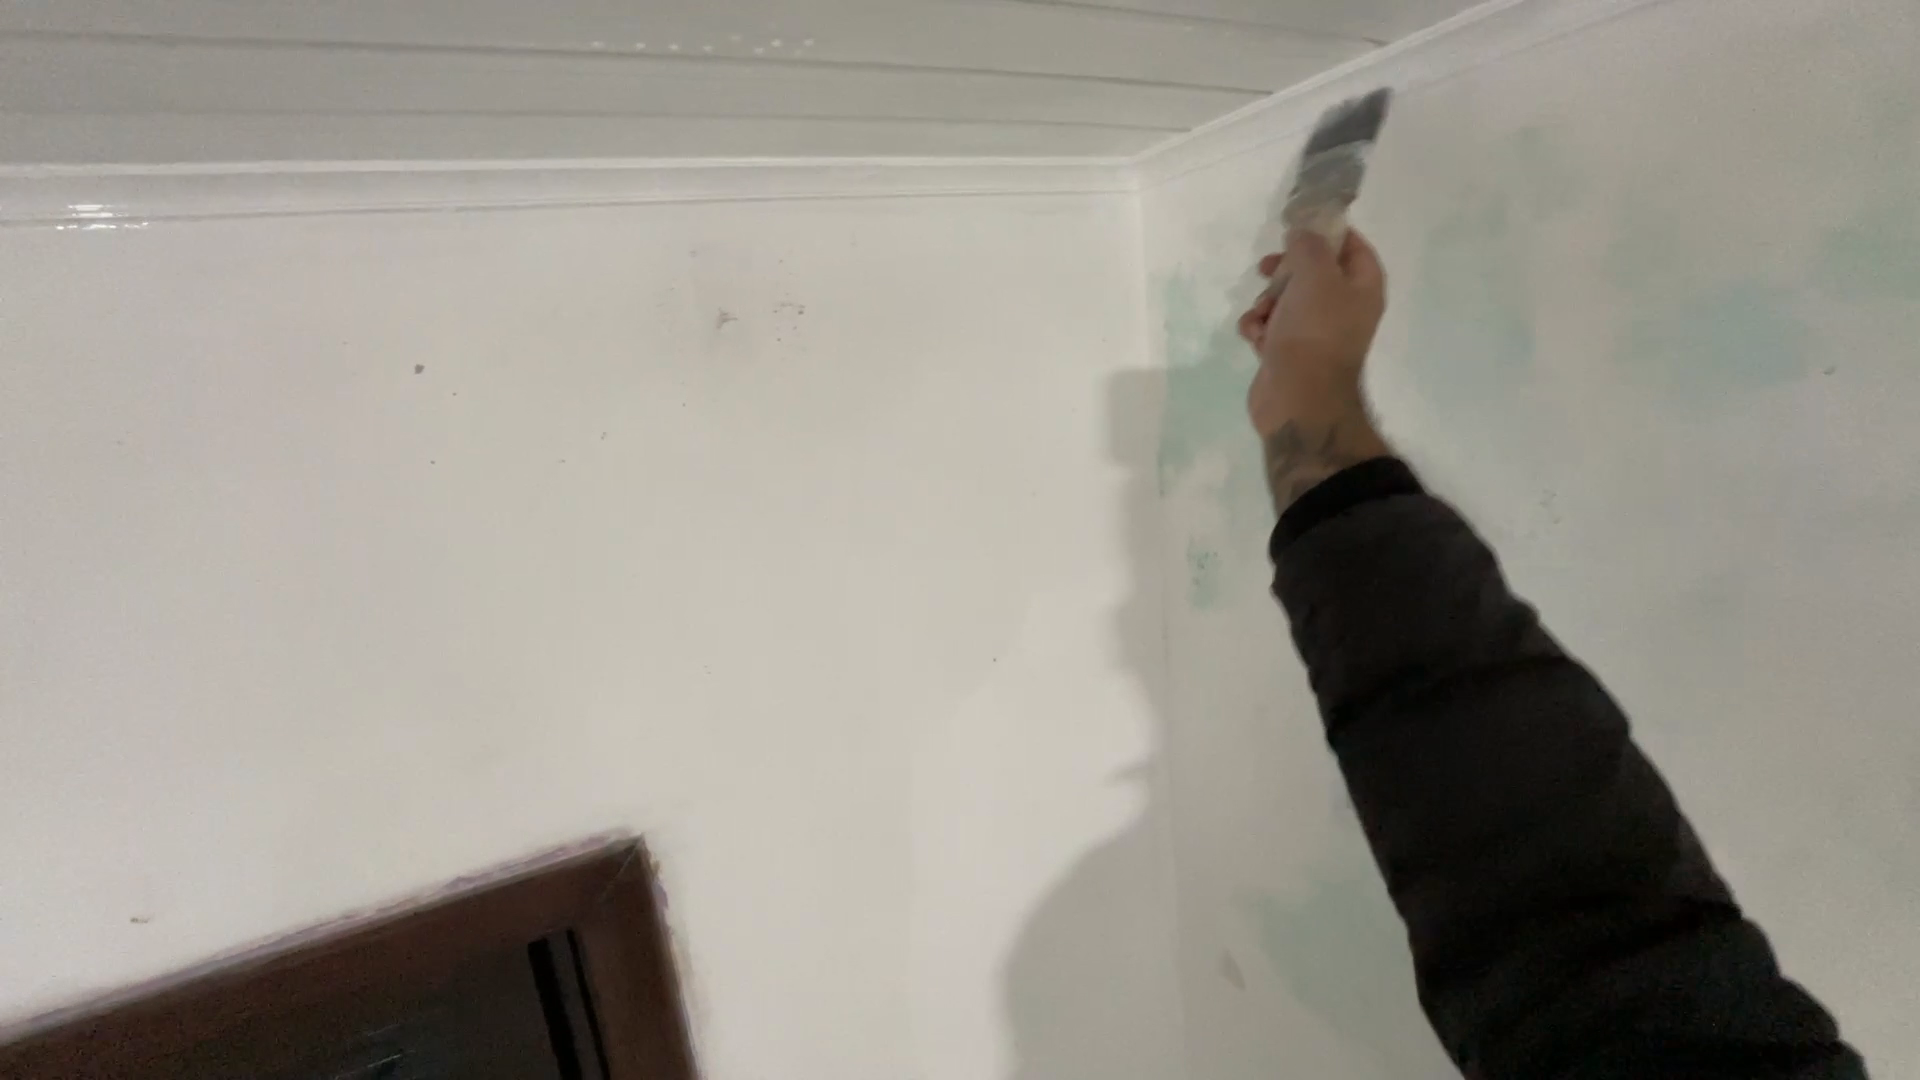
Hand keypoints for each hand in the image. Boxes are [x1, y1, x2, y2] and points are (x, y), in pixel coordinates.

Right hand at [1238, 228, 1392, 511]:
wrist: (1298, 397)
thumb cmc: (1314, 332)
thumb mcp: (1315, 275)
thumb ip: (1307, 246)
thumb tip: (1300, 234)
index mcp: (1362, 287)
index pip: (1351, 245)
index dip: (1325, 233)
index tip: (1296, 229)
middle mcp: (1343, 308)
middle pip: (1313, 273)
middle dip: (1285, 271)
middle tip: (1266, 269)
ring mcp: (1314, 333)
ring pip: (1286, 301)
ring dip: (1266, 302)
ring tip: (1261, 314)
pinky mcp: (1288, 354)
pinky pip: (1270, 328)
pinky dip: (1258, 328)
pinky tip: (1253, 335)